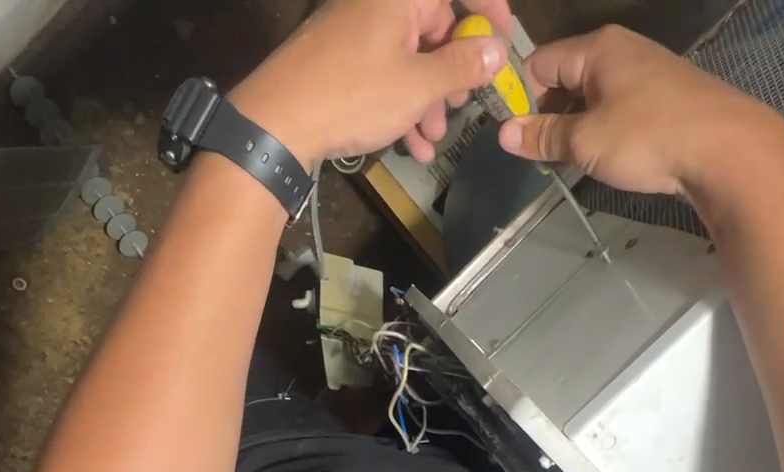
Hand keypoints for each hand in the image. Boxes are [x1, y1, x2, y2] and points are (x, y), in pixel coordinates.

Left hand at [230, 0, 515, 166]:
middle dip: (450, 74)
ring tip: (430, 139)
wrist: (279, 121)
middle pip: (431, 29)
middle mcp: (377, 5)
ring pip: (407, 61)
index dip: (487, 10)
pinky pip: (382, 77)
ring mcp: (354, 34)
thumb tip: (496, 51)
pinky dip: (400, 107)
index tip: (504, 39)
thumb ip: (461, 67)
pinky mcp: (339, 62)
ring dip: (426, 101)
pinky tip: (409, 145)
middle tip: (458, 107)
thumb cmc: (353, 95)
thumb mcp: (417, 86)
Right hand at [497, 26, 776, 197]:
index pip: (540, 63)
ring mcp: (644, 75)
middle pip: (565, 80)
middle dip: (547, 116)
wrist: (724, 149)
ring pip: (591, 99)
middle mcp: (620, 52)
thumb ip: (543, 137)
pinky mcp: (662, 101)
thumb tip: (504, 134)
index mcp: (597, 49)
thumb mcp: (586, 141)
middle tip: (539, 155)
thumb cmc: (648, 137)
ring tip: (568, 163)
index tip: (513, 135)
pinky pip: (616, 112)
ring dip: (574, 129)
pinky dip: (601, 133)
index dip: (520, 97)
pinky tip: (603, 160)